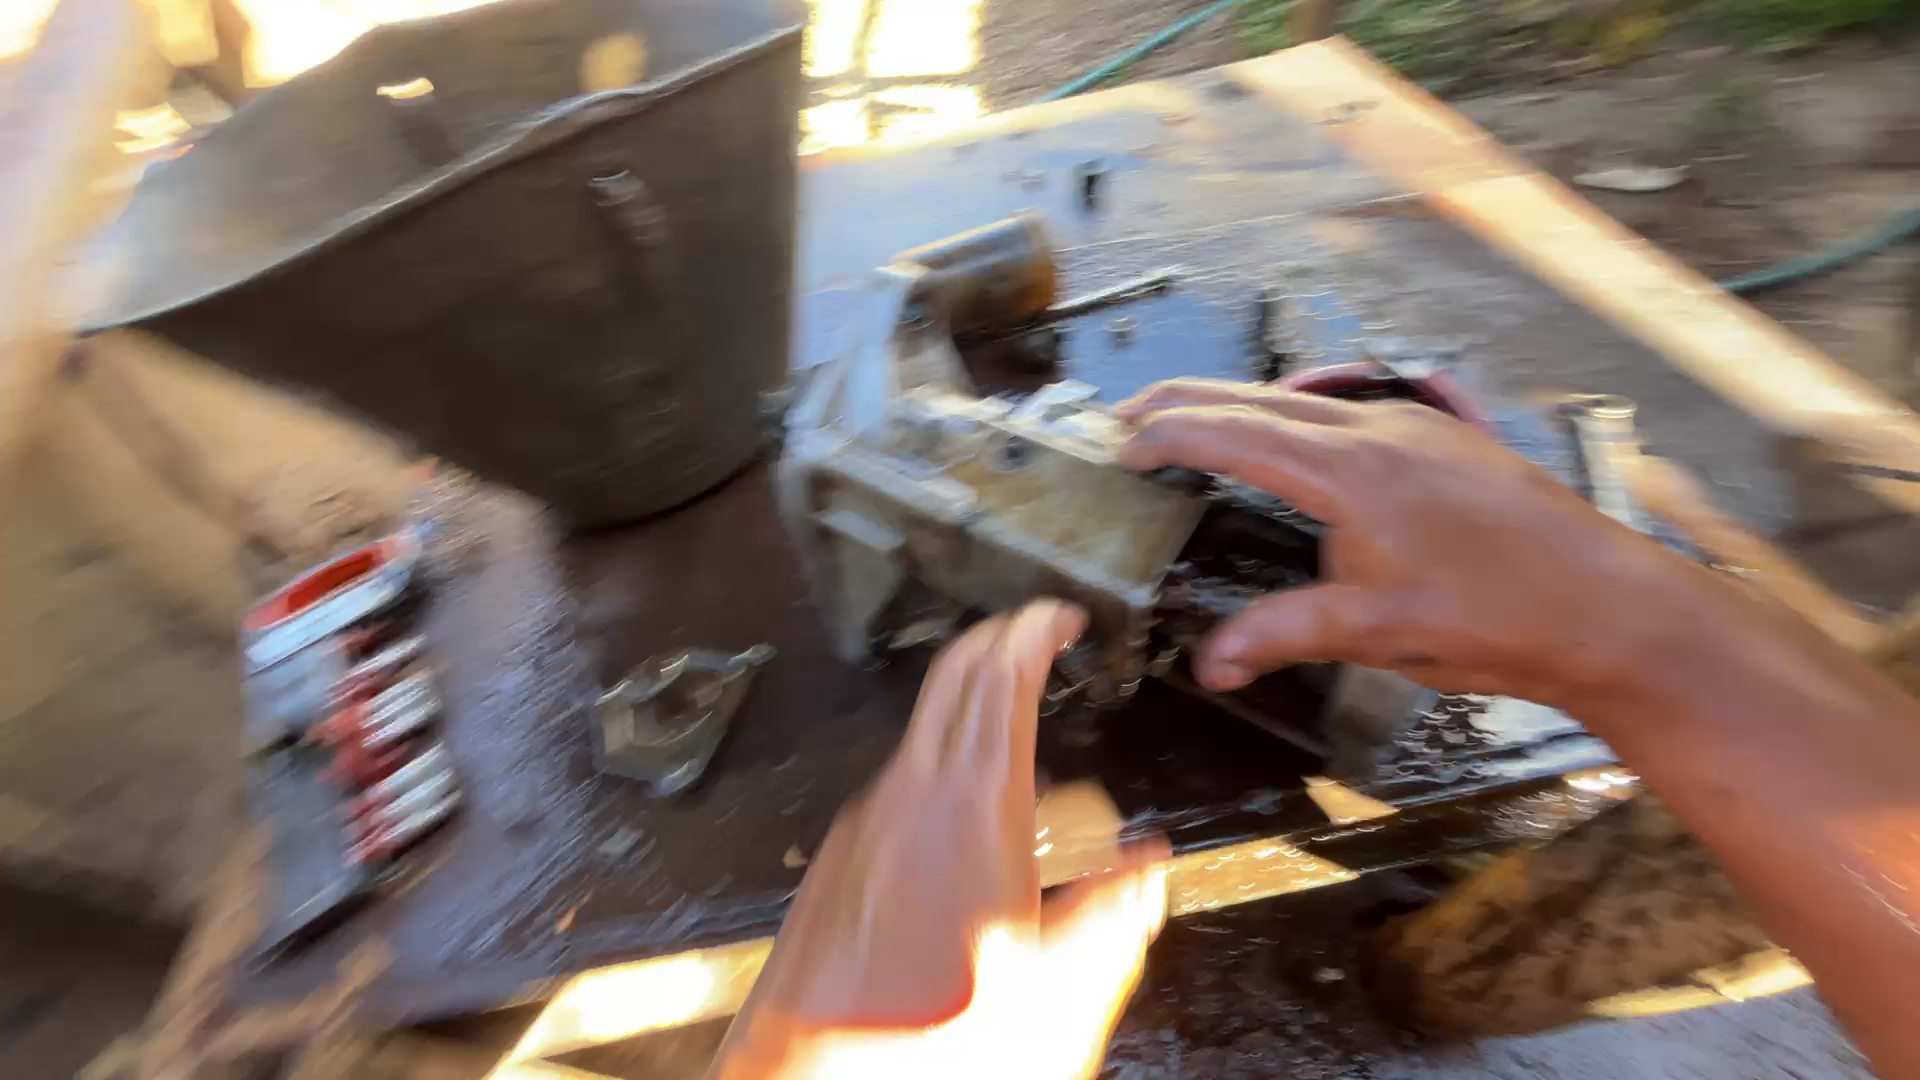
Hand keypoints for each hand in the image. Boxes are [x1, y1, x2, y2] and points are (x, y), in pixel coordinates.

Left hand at [713, 601, 1169, 1079]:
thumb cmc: (937, 1043)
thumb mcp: (1057, 995)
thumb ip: (1110, 919)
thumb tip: (1150, 867)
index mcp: (974, 807)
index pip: (1002, 680)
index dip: (1032, 631)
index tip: (1059, 615)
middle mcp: (911, 790)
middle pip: (955, 674)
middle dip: (998, 636)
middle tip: (1036, 632)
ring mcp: (868, 814)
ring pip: (926, 722)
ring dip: (970, 698)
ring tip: (1014, 713)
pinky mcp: (841, 848)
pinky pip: (900, 773)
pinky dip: (940, 756)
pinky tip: (961, 803)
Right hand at [1116, 378, 1724, 706]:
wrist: (1619, 610)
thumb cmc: (1493, 618)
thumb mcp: (1375, 631)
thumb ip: (1280, 635)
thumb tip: (1206, 666)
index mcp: (1347, 469)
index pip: (1230, 432)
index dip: (1164, 436)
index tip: (1117, 452)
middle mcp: (1370, 428)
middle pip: (1250, 396)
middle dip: (1176, 402)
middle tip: (1120, 420)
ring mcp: (1405, 424)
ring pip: (1289, 398)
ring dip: (1223, 407)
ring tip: (1178, 427)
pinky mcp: (1430, 436)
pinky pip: (1327, 411)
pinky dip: (1270, 418)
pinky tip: (1267, 444)